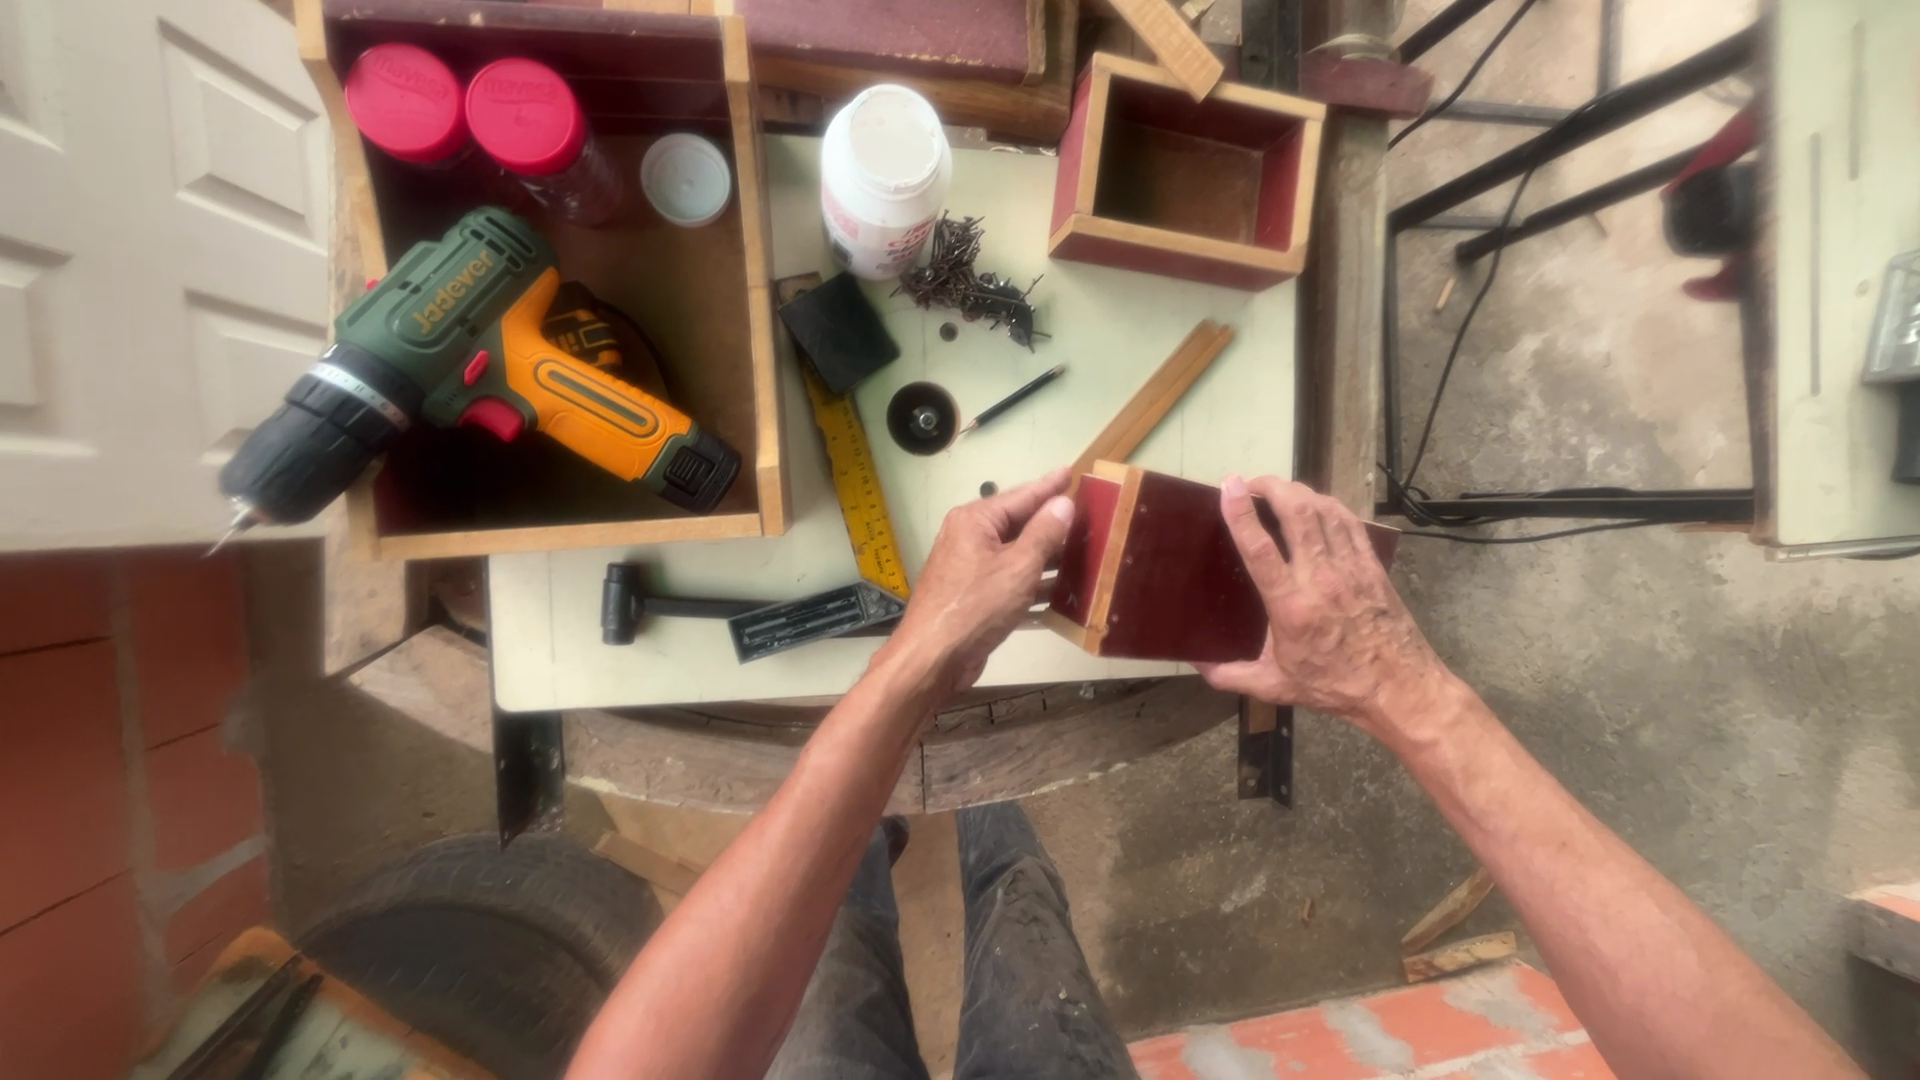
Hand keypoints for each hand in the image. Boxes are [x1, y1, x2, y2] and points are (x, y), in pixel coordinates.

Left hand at [881, 467, 1074, 698]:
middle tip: (1088, 515)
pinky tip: (1062, 591)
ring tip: (1085, 552)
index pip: (1021, 496)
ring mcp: (970, 568)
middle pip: (1018, 524)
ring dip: (1048, 557)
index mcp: (975, 521)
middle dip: (1052, 524)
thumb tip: (1062, 503)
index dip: (1049, 487)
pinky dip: (1034, 584)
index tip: (1071, 472)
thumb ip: (1044, 533)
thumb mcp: (1018, 567)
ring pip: (1016, 555)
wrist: (933, 658)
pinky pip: (1010, 580)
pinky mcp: (974, 596)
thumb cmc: (975, 607)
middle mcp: (969, 538)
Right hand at [1195, 475, 1449, 738]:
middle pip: (1297, 513)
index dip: (1242, 512)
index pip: (1260, 548)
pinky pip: (1348, 521)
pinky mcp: (1371, 566)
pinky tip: (1314, 504)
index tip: (1229, 485)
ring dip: (1297, 492)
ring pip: (1324, 510)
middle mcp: (1321, 578)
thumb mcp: (1276, 686)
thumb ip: (1231, 676)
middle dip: (1272, 487)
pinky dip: (1327, 504)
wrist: (1401, 689)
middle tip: (1250, 483)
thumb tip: (1197, 665)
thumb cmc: (1335, 686)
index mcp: (1291, 606)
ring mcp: (1351, 568)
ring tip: (1277, 490)